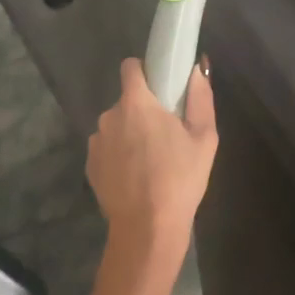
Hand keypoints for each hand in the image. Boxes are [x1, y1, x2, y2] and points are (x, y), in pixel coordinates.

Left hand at [86, 58, 217, 257]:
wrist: (147, 227)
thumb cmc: (180, 178)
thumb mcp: (204, 137)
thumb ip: (200, 97)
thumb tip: (196, 68)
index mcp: (136, 103)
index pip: (130, 67)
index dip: (145, 73)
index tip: (160, 89)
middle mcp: (109, 116)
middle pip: (126, 102)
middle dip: (142, 111)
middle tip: (166, 135)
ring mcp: (96, 142)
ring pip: (115, 127)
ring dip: (129, 135)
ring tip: (150, 162)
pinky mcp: (90, 166)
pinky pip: (106, 150)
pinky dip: (119, 157)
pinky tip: (135, 178)